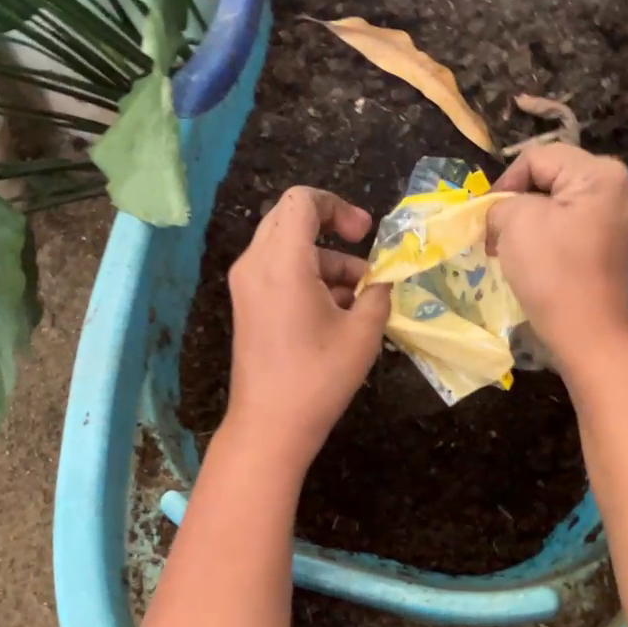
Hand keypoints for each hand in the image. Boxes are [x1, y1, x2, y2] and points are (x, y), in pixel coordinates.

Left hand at [224, 187, 392, 466]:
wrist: (270, 425)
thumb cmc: (318, 377)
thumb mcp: (363, 333)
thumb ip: (378, 293)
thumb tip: (381, 281)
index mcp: (281, 261)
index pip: (302, 200)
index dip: (338, 206)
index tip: (364, 234)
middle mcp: (255, 264)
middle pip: (291, 219)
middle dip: (332, 230)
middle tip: (364, 253)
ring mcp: (246, 286)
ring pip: (287, 248)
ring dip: (326, 262)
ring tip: (361, 298)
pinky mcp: (247, 306)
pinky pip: (278, 273)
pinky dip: (307, 279)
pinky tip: (338, 313)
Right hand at [487, 144, 627, 367]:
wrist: (586, 331)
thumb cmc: (552, 272)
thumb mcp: (515, 222)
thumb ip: (501, 202)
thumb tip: (499, 211)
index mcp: (599, 173)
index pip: (537, 158)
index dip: (504, 183)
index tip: (486, 218)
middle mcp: (616, 186)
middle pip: (548, 178)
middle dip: (516, 203)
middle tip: (493, 234)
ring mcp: (614, 215)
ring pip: (554, 203)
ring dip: (525, 222)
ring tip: (506, 249)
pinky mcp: (606, 242)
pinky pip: (566, 224)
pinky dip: (542, 236)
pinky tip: (528, 259)